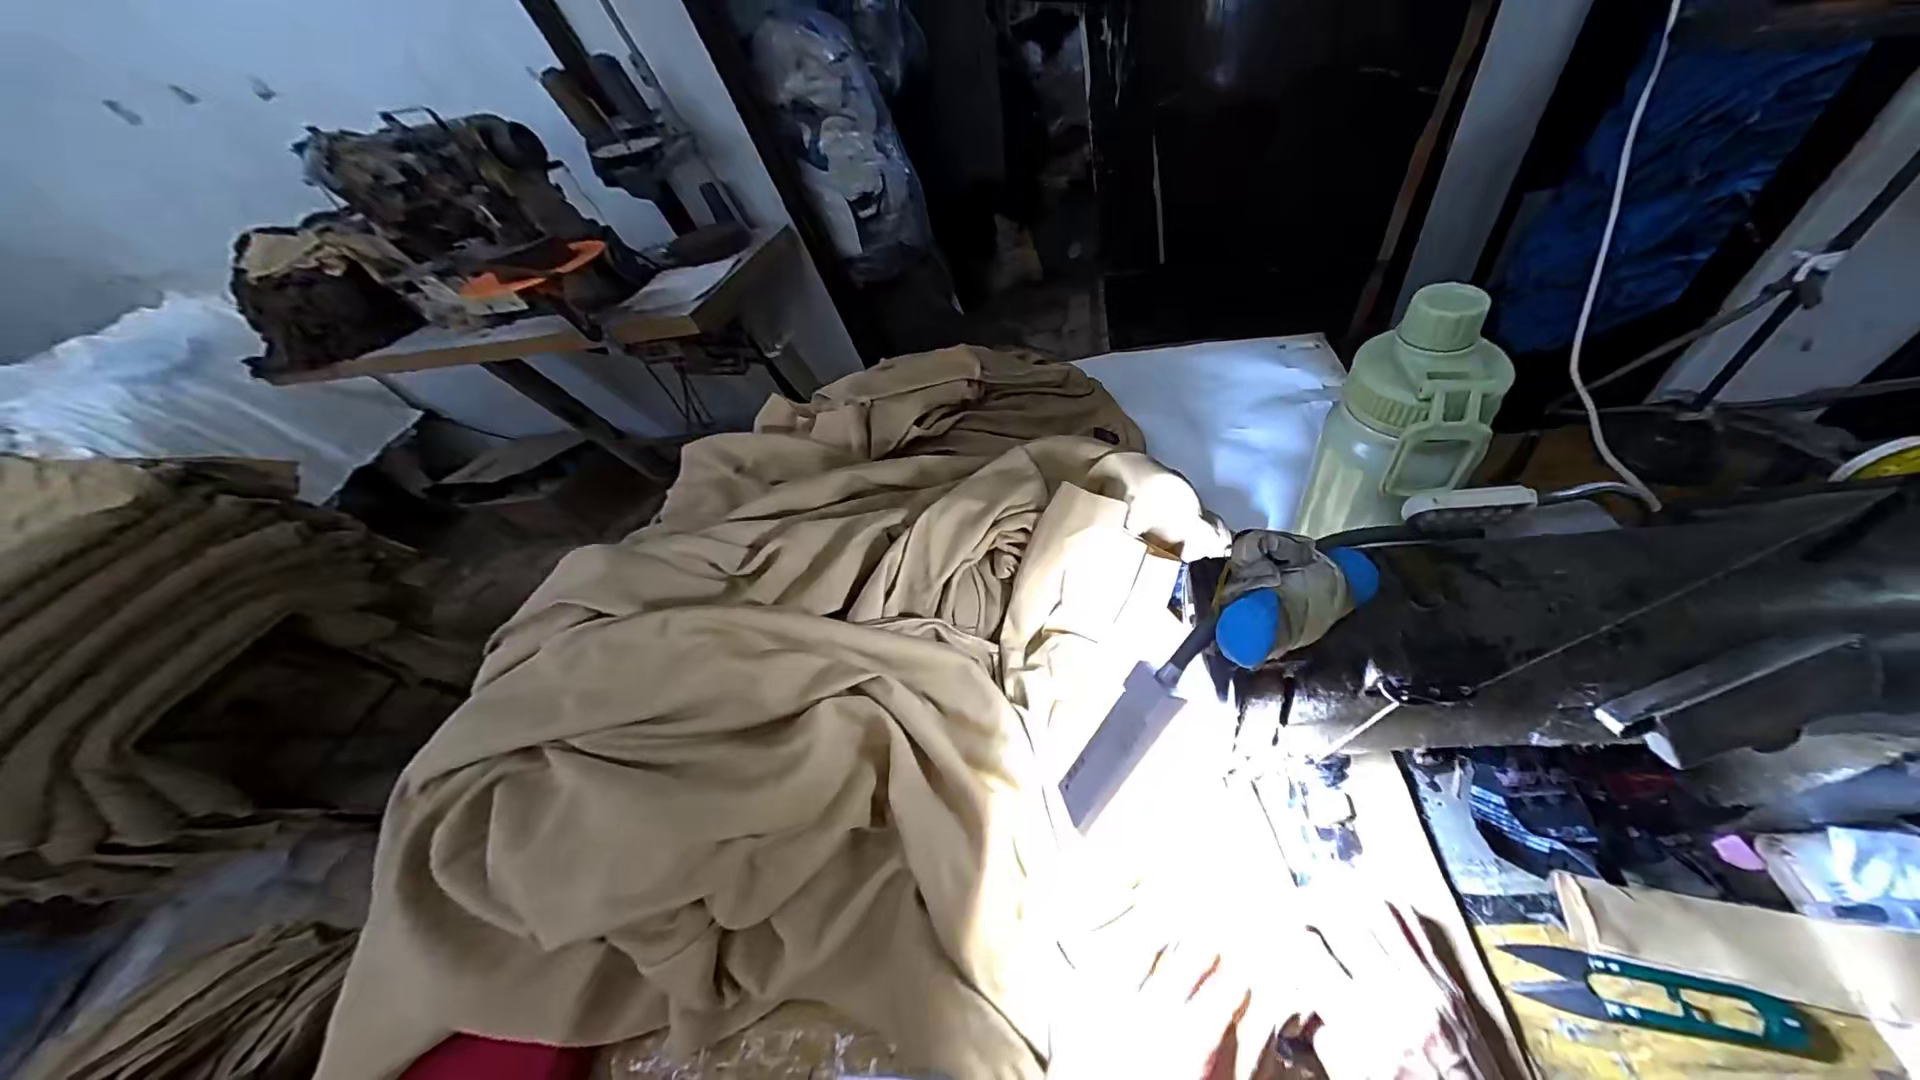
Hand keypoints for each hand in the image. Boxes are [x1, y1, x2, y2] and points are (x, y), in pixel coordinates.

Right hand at [1291, 900, 1502, 1079]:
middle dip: (1309, 903)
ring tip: (1326, 888)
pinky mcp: (1447, 981)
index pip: (1310, 953)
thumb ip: (1316, 1024)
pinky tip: (1366, 896)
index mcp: (1362, 1026)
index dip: (1288, 934)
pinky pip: (1413, 924)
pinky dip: (1384, 902)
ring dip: (1344, 892)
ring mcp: (1424, 984)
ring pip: (1376, 910)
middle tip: (1295, 900)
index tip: (1280, 930)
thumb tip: (1294, 984)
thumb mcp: (1347, 1074)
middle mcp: (1393, 997)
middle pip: (1339, 920)